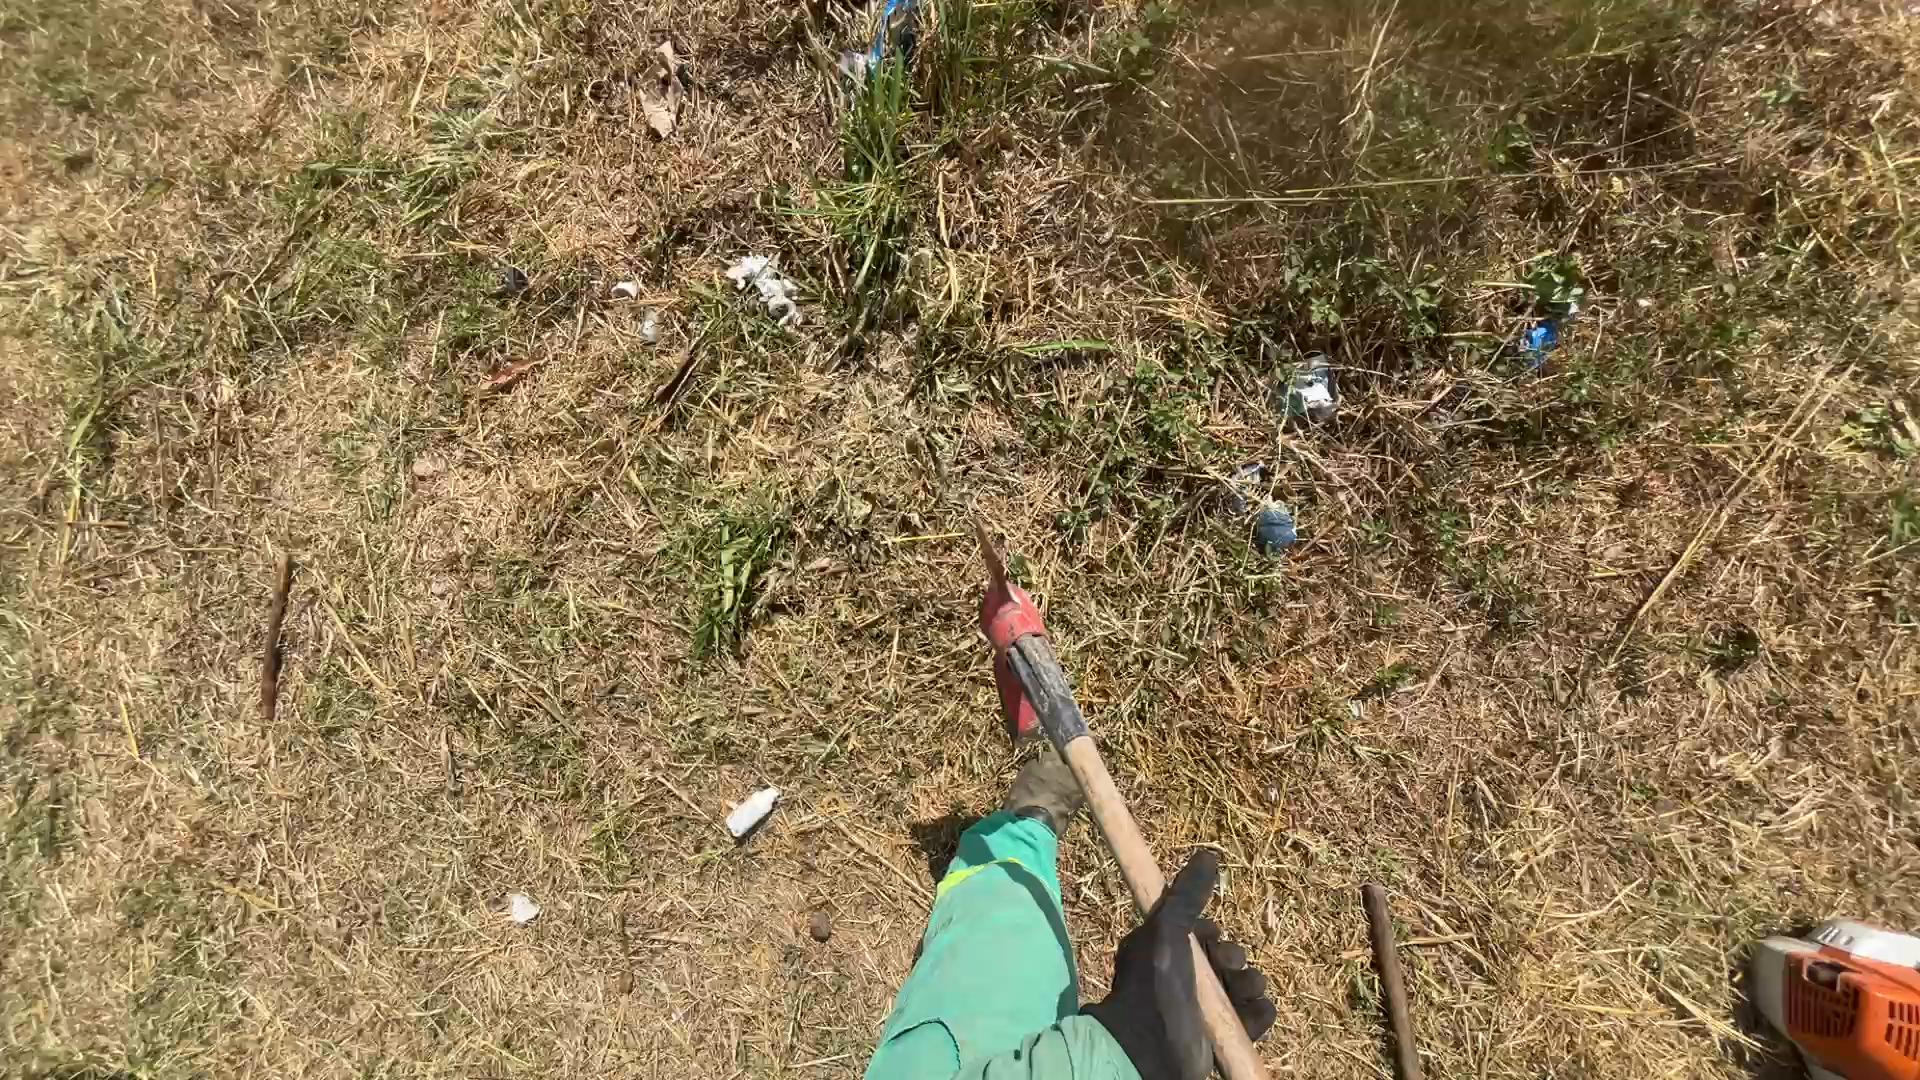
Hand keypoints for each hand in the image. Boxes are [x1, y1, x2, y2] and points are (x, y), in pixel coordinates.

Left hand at [1084, 849, 1275, 1079]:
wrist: (1152, 1046)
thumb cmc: (1155, 980)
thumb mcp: (1168, 928)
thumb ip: (1188, 894)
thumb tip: (1208, 854)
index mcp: (1166, 946)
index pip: (1199, 929)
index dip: (1210, 929)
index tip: (1209, 932)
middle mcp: (1185, 974)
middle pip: (1226, 956)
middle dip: (1234, 956)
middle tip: (1227, 963)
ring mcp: (1205, 1006)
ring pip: (1243, 984)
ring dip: (1252, 981)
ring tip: (1249, 986)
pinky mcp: (1223, 1034)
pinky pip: (1253, 1017)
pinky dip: (1261, 1012)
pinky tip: (1260, 1008)